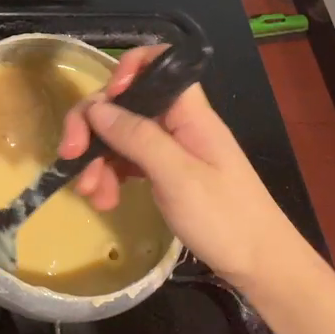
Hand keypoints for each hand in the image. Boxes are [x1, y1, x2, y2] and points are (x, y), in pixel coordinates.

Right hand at [58, 46, 303, 290]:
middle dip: (92, 126)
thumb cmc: (227, 219)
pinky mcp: (164, 173)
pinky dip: (109, 175)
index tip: (106, 102)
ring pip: (119, 134)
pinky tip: (103, 199)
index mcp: (188, 112)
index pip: (156, 63)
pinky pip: (126, 160)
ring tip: (90, 194)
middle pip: (124, 103)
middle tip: (70, 154)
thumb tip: (96, 107)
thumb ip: (137, 136)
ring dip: (97, 158)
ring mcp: (169, 148)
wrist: (264, 270)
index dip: (126, 70)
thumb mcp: (178, 177)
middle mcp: (176, 122)